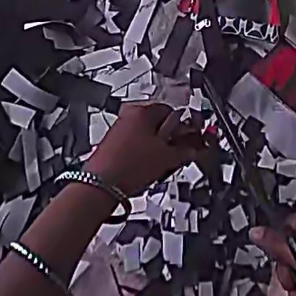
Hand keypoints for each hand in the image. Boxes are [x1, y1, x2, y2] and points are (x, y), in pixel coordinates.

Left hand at [83, 102, 209, 194]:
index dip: (184, 126)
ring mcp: (119, 129)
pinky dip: (144, 153)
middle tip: (178, 152)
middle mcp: (129, 115)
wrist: (102, 185)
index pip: (171, 111)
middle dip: (170, 138)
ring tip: (162, 163)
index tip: (191, 138)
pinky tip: (147, 168)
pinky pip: (135, 144)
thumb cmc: (129, 166)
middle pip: (158, 122)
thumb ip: (184, 150)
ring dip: (157, 146)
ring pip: (146, 134)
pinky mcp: (113, 144)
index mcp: (143, 111)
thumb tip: (193, 148)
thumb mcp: (167, 157)